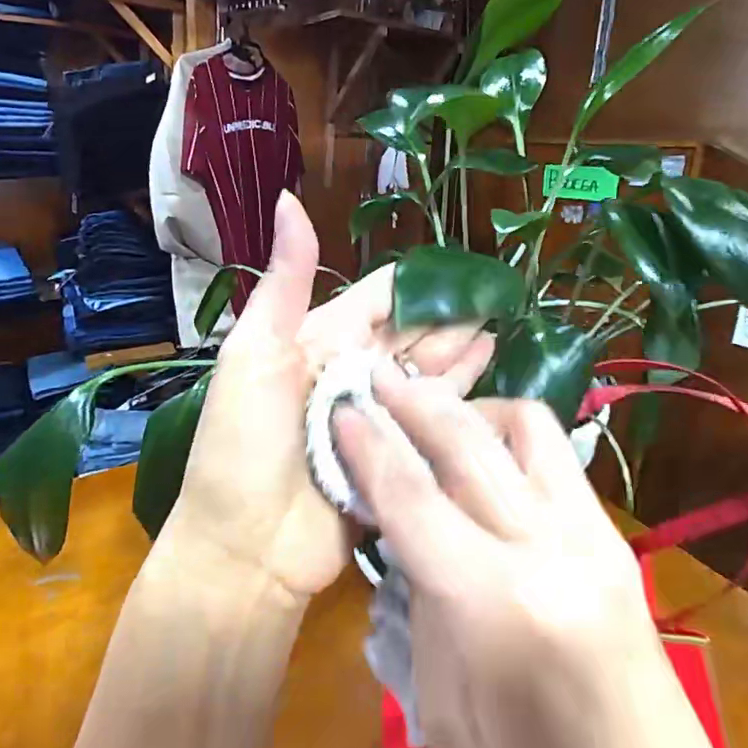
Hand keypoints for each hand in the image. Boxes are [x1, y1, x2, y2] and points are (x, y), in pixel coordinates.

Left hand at [165, 192, 493, 601]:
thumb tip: (289, 199)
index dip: (419, 283)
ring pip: (428, 374)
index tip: (466, 268)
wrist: (243, 548)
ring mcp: (377, 418)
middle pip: (412, 334)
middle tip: (502, 298)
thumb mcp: (255, 353)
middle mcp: (353, 373)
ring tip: (504, 327)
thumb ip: (285, 281)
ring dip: (462, 351)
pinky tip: (492, 376)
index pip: (380, 299)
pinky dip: (460, 400)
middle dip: (451, 316)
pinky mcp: (396, 459)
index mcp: (321, 341)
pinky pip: (433, 423)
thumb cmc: (243, 443)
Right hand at [335, 369, 747, 747]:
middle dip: (416, 401)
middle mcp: (553, 550)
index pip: (415, 498)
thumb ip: (419, 602)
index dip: (370, 447)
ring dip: (472, 407)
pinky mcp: (614, 536)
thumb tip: (396, 529)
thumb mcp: (444, 706)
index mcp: (500, 606)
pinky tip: (482, 450)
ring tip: (433, 412)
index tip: (341, 407)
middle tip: (378, 374)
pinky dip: (508, 435)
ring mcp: (594, 536)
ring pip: (528, 427)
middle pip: (470, 445)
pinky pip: (555, 456)